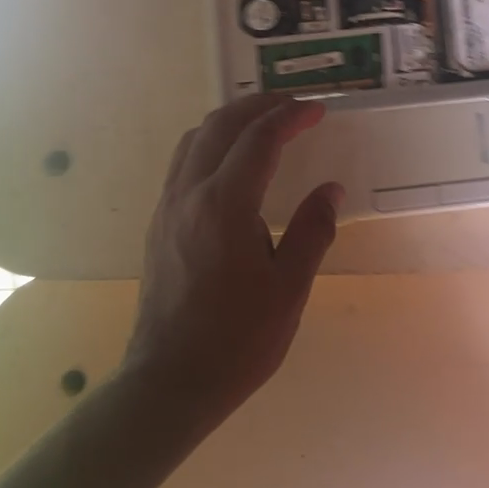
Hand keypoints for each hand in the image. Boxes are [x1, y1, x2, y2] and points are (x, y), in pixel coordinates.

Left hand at [122, 95, 340, 421]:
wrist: (170, 381)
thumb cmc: (238, 339)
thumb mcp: (289, 288)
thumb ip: (313, 231)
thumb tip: (330, 190)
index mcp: (225, 205)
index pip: (259, 139)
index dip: (291, 117)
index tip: (318, 110)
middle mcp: (190, 194)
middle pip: (221, 125)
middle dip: (259, 105)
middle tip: (293, 106)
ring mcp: (168, 207)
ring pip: (195, 139)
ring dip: (231, 121)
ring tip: (264, 124)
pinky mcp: (158, 224)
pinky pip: (184, 162)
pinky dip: (212, 143)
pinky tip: (232, 163)